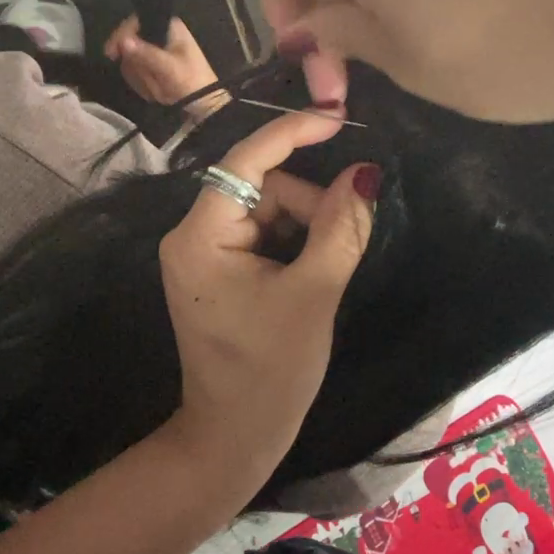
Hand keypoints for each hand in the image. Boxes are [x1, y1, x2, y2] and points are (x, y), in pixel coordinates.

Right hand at [105, 16, 224, 117]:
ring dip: (142, 78)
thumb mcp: (169, 68)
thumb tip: (124, 41)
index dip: (122, 36)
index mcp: (170, 27)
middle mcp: (161, 35)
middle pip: (130, 44)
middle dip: (138, 66)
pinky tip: (156, 92)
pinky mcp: (154, 67)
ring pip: (131, 61)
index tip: (111, 53)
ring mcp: (157, 52)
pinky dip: (144, 84)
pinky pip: (136, 73)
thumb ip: (146, 54)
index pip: (136, 22)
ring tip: (158, 89)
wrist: (204, 107)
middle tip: (152, 80)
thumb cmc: (191, 83)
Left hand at [159, 111, 378, 466]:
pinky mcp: (215, 269)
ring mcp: (200, 252)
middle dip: (306, 202)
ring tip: (323, 273)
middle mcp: (190, 234)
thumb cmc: (271, 371)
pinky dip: (291, 241)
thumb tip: (364, 174)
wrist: (234, 437)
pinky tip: (309, 272)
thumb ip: (339, 227)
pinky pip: (259, 233)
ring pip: (263, 209)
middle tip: (343, 240)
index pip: (243, 161)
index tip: (336, 117)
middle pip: (258, 187)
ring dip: (303, 225)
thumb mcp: (314, 294)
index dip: (290, 133)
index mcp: (198, 235)